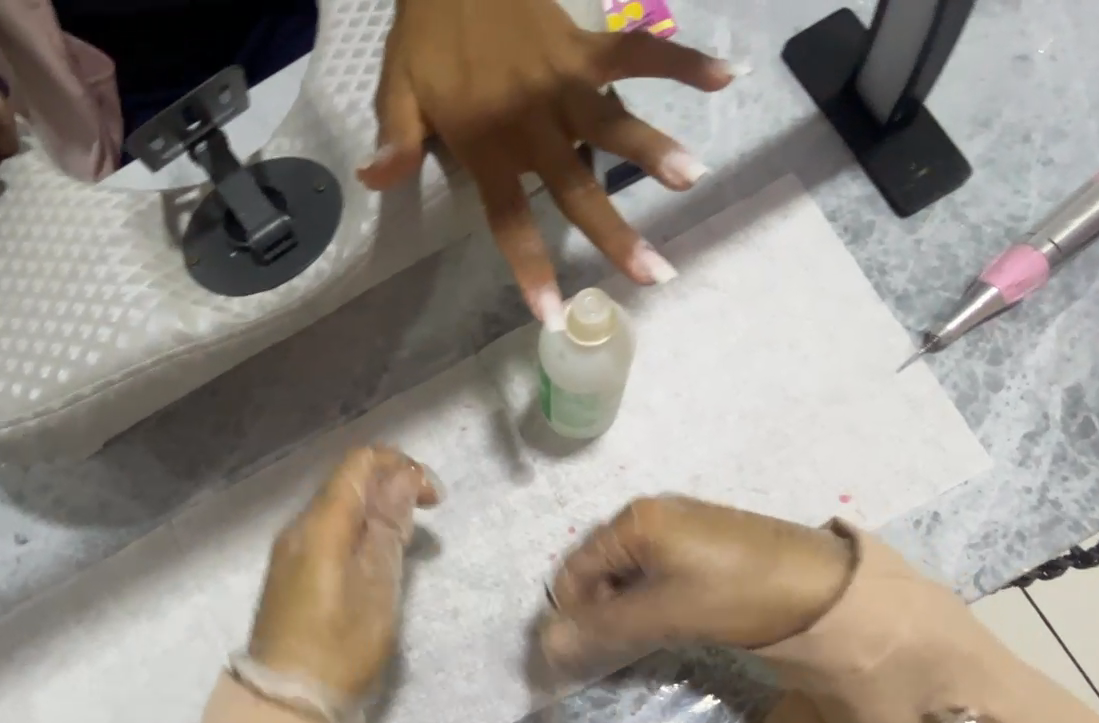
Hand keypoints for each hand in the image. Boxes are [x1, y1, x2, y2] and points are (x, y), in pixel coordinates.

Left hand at [249, 447, 441, 703]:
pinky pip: (328, 534)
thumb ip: (390, 528)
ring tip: (404, 549)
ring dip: (377, 514)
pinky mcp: (290, 573)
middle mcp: (299, 528)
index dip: (401, 467)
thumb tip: (404, 477)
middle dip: (392, 489)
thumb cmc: (341, 649)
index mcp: (321, 525)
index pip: (360, 463)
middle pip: (348, 482)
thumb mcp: (378, 587)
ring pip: (339, 509)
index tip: (434, 500)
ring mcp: (290, 551)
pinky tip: (376, 564)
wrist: (287, 704)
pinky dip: (358, 535)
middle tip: (422, 527)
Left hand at [362, 0, 736, 323]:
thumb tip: (375, 181)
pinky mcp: (583, 47)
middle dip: (614, 236)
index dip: (531, 270)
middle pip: (575, 191)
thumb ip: (396, 140)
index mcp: (485, 148)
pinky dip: (677, 60)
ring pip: (611, 128)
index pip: (510, 222)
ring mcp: (561, 86)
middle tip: (653, 275)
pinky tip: (724, 75)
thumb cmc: (425, 31)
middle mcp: (529, 127)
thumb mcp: (397, 89)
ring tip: (693, 178)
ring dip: (653, 151)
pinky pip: (633, 54)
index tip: (555, 315)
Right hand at [541, 496, 854, 668]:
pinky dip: (651, 595)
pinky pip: (656, 567)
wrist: (827, 589)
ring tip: (648, 634)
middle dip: (599, 608)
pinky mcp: (703, 540)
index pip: (575, 569)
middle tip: (620, 646)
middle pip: (599, 565)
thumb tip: (546, 646)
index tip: (588, 651)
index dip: (573, 613)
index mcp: (635, 520)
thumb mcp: (666, 614)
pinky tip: (672, 617)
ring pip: (628, 569)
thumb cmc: (738, 595)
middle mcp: (651, 512)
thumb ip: (604, 629)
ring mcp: (680, 523)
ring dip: (626, 604)